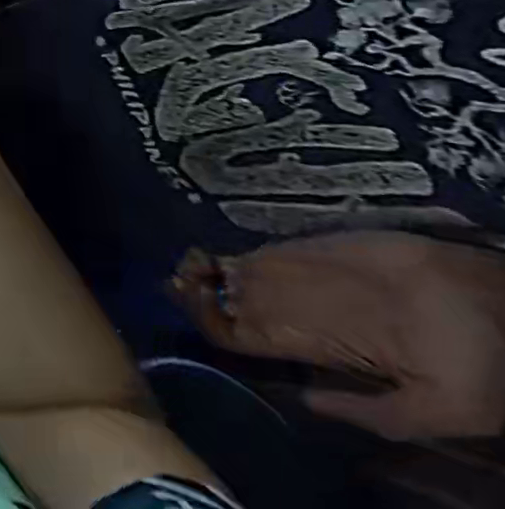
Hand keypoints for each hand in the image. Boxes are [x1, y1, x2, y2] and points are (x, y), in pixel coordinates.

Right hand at [171, 231, 504, 439]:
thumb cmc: (490, 367)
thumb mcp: (453, 412)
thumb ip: (378, 413)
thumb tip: (306, 400)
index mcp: (323, 333)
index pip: (239, 326)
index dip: (207, 319)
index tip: (188, 313)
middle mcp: (305, 291)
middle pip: (235, 290)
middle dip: (203, 291)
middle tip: (178, 288)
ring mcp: (319, 258)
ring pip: (250, 265)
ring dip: (223, 272)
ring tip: (202, 274)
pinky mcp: (336, 239)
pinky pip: (278, 248)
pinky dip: (256, 259)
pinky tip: (252, 265)